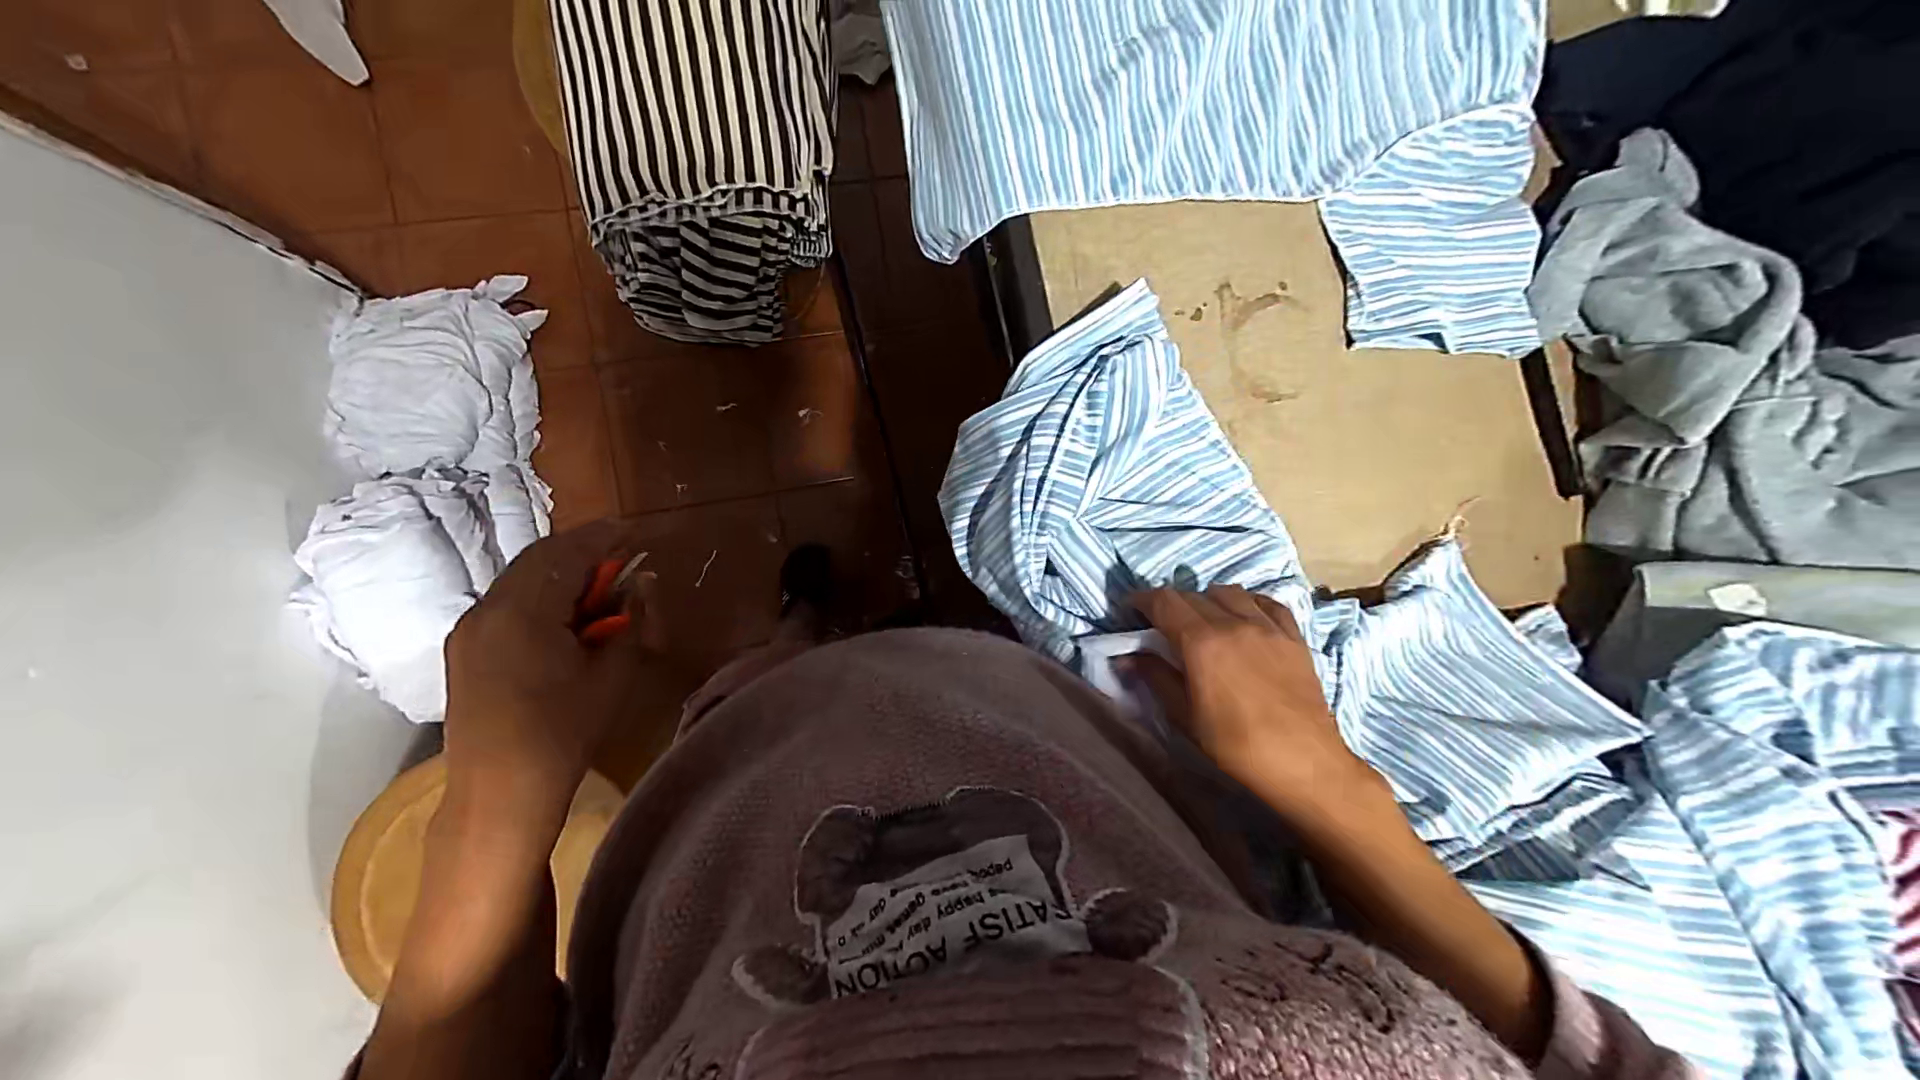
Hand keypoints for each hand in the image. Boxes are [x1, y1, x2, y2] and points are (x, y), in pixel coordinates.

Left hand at [442, 520, 664, 828]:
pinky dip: (541, 594)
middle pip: (539, 559)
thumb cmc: (565, 732)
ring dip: (561, 573)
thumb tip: (641, 583)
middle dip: (583, 551)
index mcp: (523, 612)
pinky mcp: (465, 648)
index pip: (566, 553)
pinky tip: (567, 615)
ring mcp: (469, 629)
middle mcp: (487, 609)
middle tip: (622, 556)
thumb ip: (631, 620)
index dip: (603, 536)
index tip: (634, 530)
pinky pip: (508, 602)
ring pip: (520, 578)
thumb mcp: (614, 674)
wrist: (499, 792)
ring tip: (600, 587)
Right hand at [1126, 585, 1387, 828]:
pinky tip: (1242, 618)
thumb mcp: (1185, 716)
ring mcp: (1267, 626)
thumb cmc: (1235, 745)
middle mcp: (1234, 623)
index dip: (1142, 600)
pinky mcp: (1293, 637)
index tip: (1131, 610)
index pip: (1164, 601)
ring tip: (1203, 619)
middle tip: (1161, 623)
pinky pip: (1266, 603)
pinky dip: (1247, 603)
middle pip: (1192, 594)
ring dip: (1207, 599)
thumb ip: (1155, 677)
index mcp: (1201, 642)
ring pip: (1229, 592)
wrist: (1304, 763)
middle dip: (1170, 603)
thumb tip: (1127, 657)